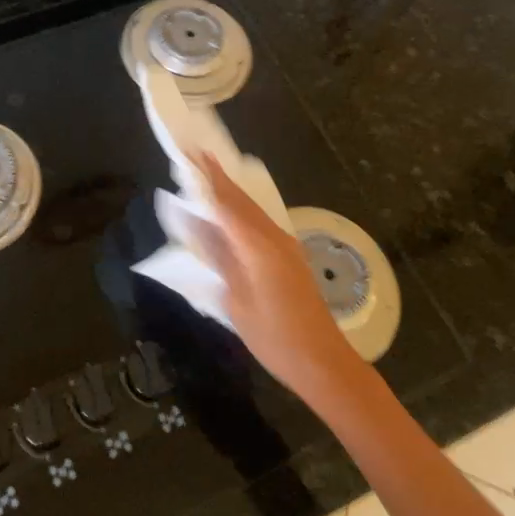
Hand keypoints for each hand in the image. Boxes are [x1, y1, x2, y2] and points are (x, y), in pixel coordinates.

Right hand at [187, 154, 366, 400]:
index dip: (208, 177)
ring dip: (229, 196)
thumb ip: (218, 260)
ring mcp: (285, 247)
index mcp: (258, 246)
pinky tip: (227, 220)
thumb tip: (198, 227)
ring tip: (204, 182)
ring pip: (252, 212)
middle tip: (193, 159)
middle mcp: (274, 238)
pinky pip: (259, 225)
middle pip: (241, 201)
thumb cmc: (275, 337)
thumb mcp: (236, 301)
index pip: (227, 203)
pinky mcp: (289, 258)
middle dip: (217, 179)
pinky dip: (239, 215)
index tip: (191, 152)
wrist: (323, 363)